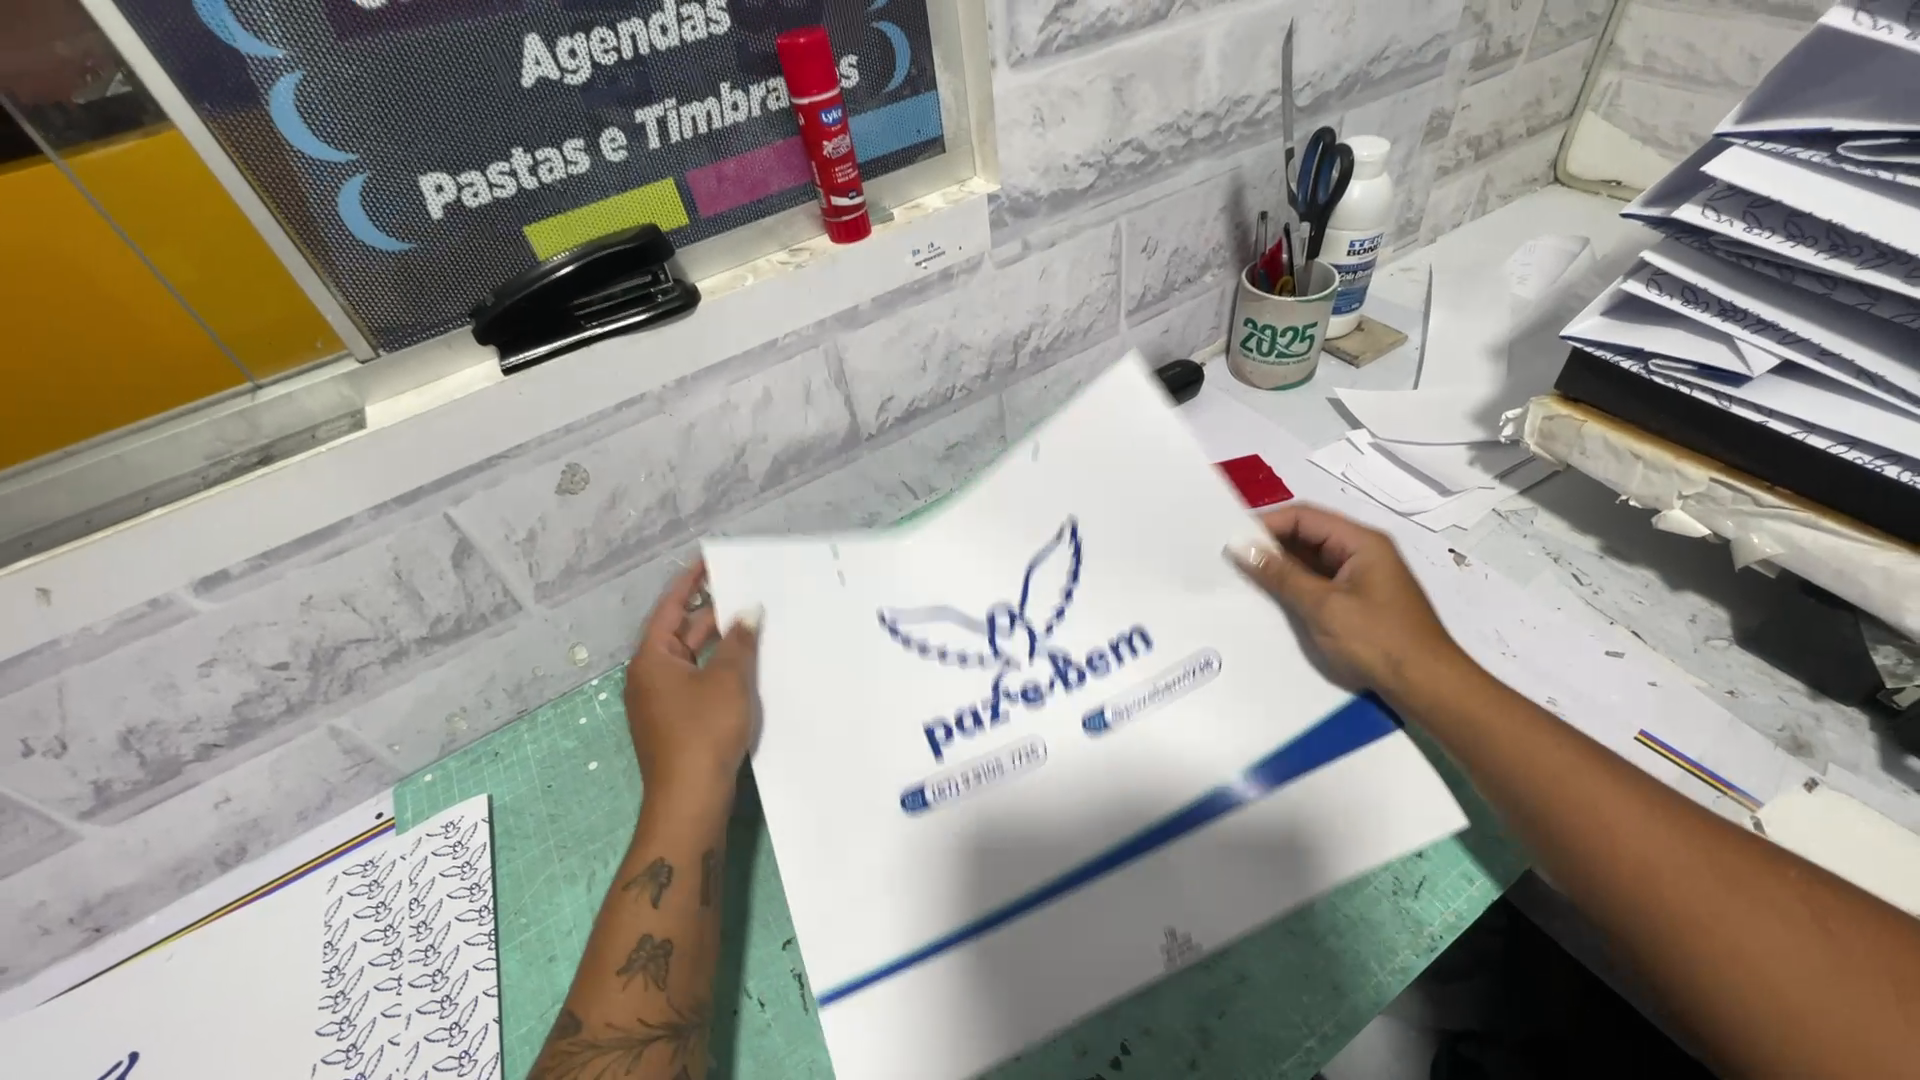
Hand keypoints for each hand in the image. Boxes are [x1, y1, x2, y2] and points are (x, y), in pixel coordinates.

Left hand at [624, 561, 761, 800]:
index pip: (669, 608)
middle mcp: (649, 677)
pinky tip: (744, 665)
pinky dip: (717, 667)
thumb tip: (749, 611)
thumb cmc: (704, 731)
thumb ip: (740, 642)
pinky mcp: (675, 722)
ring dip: (717, 642)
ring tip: (751, 622)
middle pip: (680, 633)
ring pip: (691, 659)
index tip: (709, 561)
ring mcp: (660, 702)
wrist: (690, 798)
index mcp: (651, 660)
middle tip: (744, 590)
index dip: (690, 583)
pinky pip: (696, 681)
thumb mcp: (728, 680)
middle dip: (710, 614)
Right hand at [1227, 504, 1465, 697]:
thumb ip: (1281, 575)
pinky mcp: (1355, 600)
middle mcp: (1361, 552)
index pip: (1304, 517)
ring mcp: (1359, 577)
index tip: (1230, 538)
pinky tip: (1268, 597)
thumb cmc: (1378, 641)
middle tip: (1229, 557)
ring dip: (1278, 566)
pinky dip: (1292, 586)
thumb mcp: (1324, 606)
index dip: (1266, 523)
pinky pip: (1316, 582)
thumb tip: (1241, 547)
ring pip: (1309, 560)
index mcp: (1361, 542)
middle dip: (1269, 544)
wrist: (1426, 686)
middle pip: (1306, 535)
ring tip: (1241, 576)